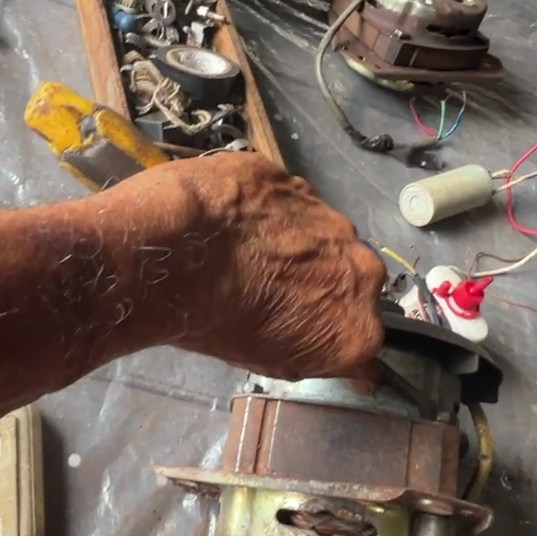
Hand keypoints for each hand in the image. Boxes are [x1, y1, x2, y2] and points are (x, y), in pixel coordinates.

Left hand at [105, 152, 384, 380]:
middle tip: (271, 288)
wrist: (176, 252)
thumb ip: (309, 350)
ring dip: (293, 241)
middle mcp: (359, 266)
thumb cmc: (216, 320)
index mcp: (358, 324)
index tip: (305, 333)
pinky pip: (280, 198)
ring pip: (318, 231)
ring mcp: (325, 212)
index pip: (361, 337)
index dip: (331, 336)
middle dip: (318, 282)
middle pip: (347, 276)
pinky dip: (261, 209)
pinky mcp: (287, 176)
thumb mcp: (266, 359)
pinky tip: (228, 219)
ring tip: (245, 251)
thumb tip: (325, 354)